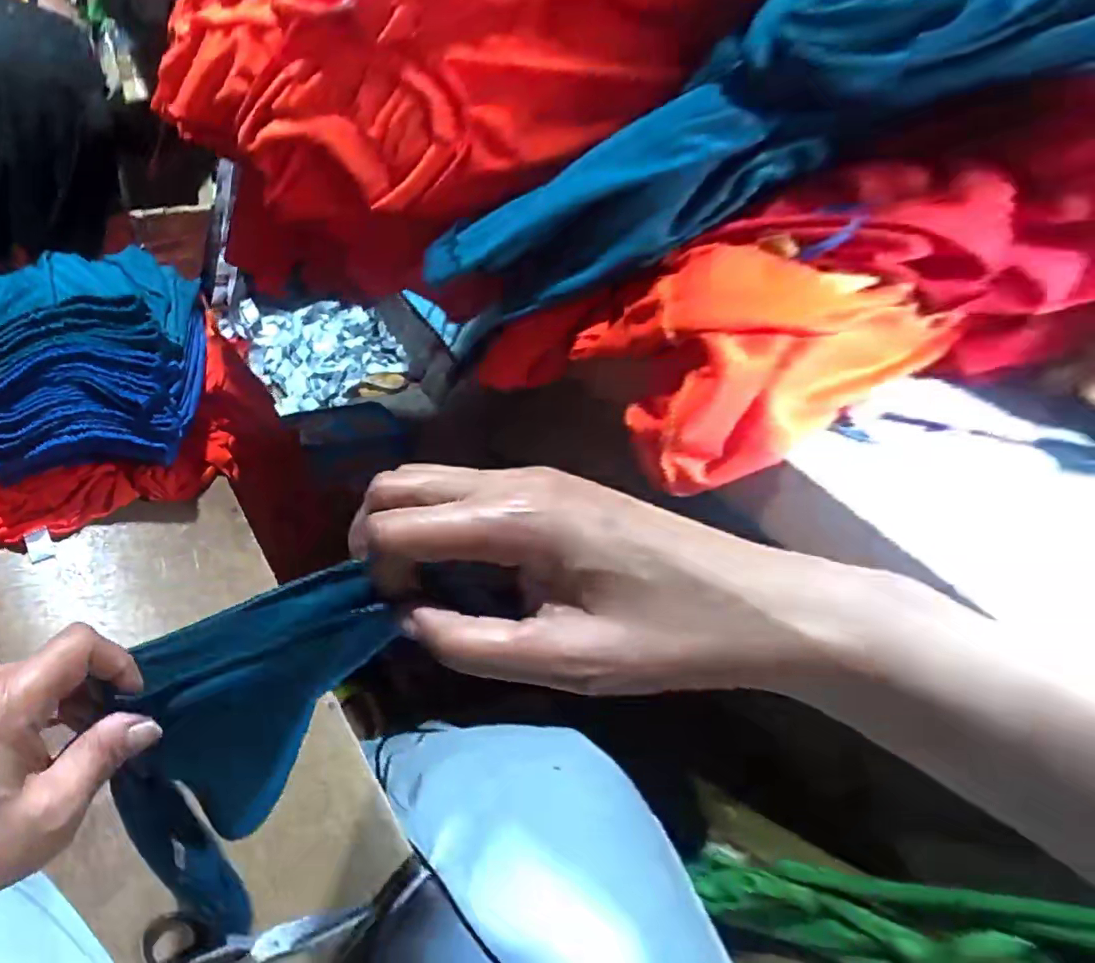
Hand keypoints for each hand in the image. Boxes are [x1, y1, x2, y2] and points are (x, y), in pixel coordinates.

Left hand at [0, 623, 159, 898]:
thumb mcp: (56, 807)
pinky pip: (42, 680)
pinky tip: (81, 735)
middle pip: (69, 652)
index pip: (78, 644)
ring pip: (58, 665)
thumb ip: (101, 754)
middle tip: (128, 723)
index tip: (138, 699)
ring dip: (90, 692)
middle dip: (106, 680)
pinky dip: (69, 699)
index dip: (116, 660)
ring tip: (108, 735)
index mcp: (12, 697)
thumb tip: (147, 721)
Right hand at [350, 465, 889, 696]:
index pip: (396, 524)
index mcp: (514, 519)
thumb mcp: (568, 662)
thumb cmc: (670, 637)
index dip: (377, 569)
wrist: (768, 603)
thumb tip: (407, 618)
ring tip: (412, 572)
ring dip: (395, 520)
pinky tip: (454, 557)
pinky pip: (451, 485)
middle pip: (393, 483)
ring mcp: (523, 474)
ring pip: (418, 476)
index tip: (400, 609)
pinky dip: (426, 515)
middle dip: (369, 532)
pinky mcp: (537, 481)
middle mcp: (508, 479)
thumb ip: (470, 644)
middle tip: (385, 584)